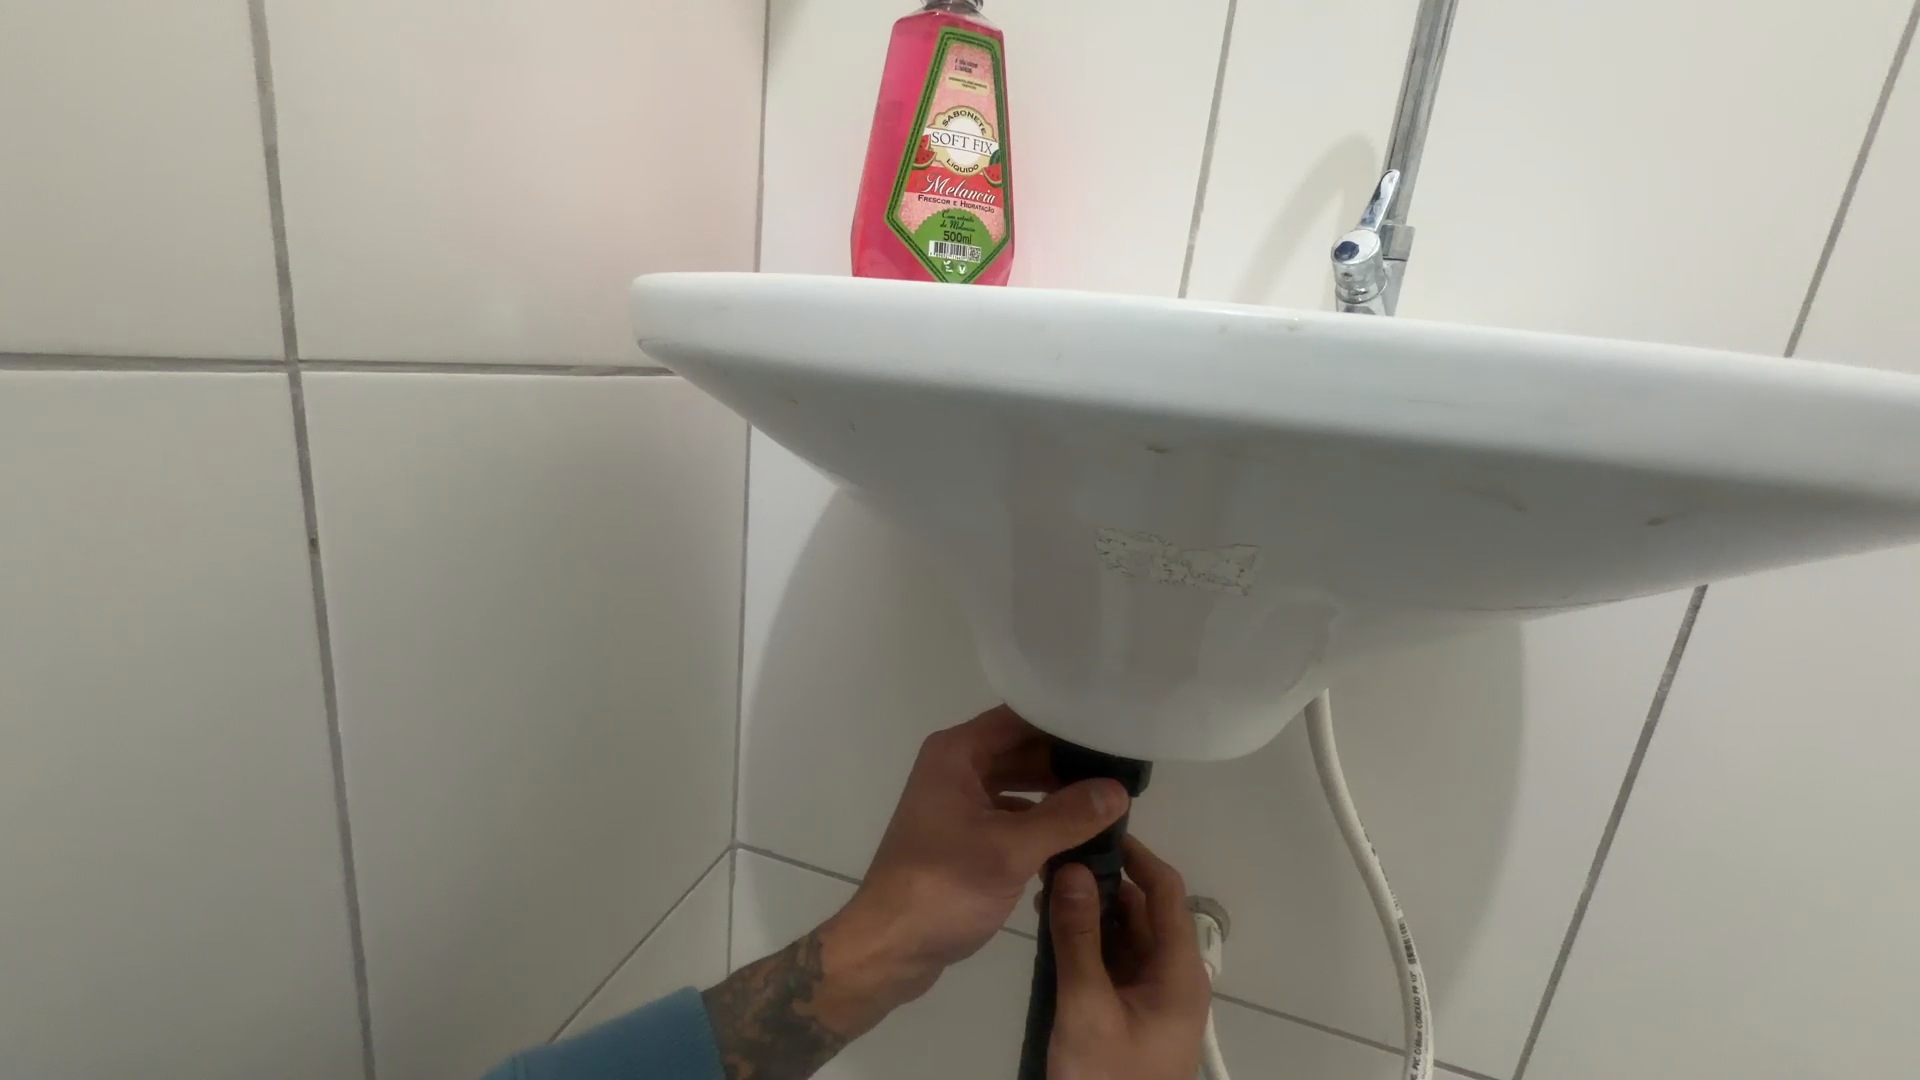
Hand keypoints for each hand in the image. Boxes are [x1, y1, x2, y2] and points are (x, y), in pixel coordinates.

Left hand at [825, 707, 1130, 1016]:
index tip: (1108, 730)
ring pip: (1015, 783)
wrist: (890, 946)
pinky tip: (1075, 836)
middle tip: (1118, 770)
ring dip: (1053, 793)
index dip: (1062, 722)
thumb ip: (1067, 817)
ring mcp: (956, 801)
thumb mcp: (1012, 849)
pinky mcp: (961, 834)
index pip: (1019, 719)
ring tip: (1106, 800)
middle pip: (1019, 748)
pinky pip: (1007, 813)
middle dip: (1064, 761)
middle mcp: (953, 767)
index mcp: (956, 752)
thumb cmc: (944, 885)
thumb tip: (1119, 790)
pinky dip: (1037, 820)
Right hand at [1048, 837, 1212, 1079]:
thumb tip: (1072, 866)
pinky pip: (1109, 956)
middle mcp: (1169, 975)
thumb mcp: (1086, 1007)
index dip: (1134, 854)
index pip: (1164, 891)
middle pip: (1140, 908)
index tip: (1092, 828)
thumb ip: (1077, 936)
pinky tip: (1049, 924)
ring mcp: (1147, 993)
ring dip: (1087, 906)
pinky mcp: (1126, 1009)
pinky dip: (1083, 935)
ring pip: (1121, 930)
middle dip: (1100, 878)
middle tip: (1052, 855)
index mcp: (1178, 971)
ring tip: (1044, 884)